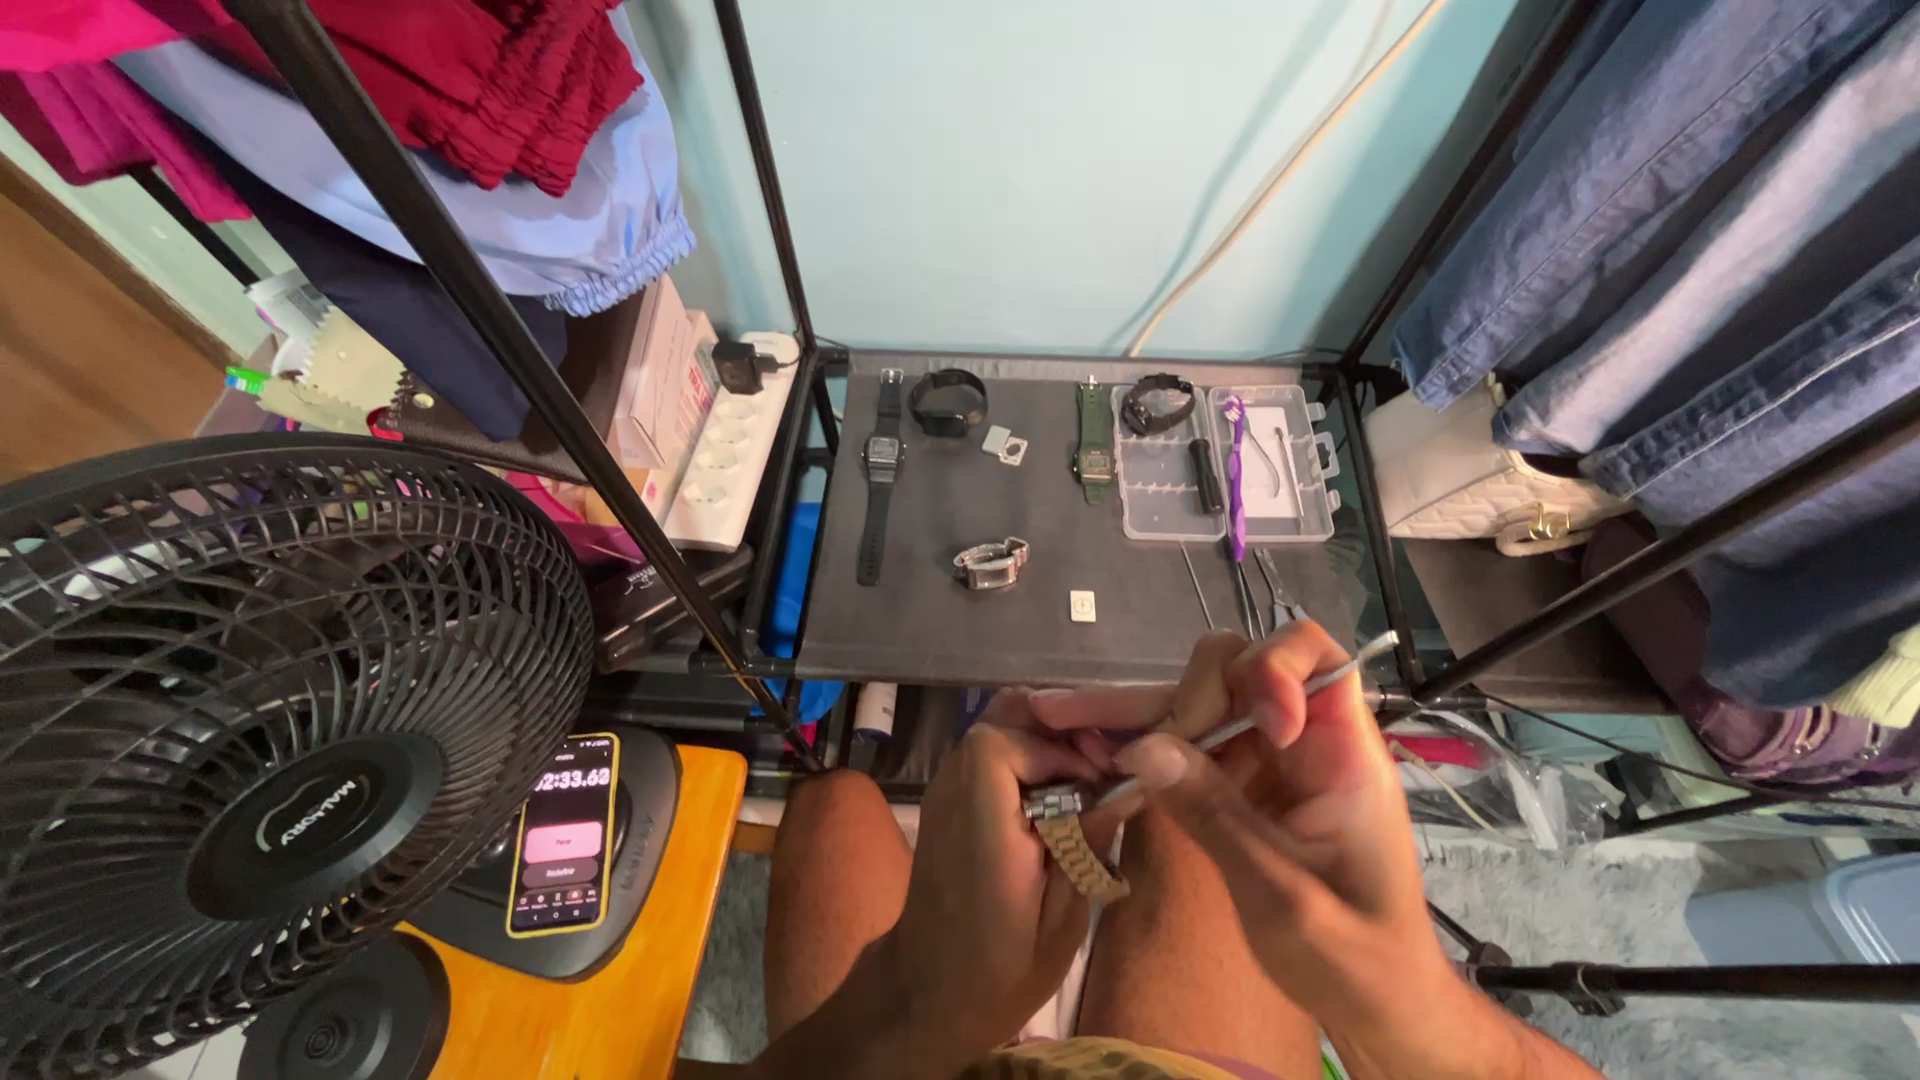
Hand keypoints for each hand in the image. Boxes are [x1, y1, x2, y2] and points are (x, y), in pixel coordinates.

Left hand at [876, 692, 1104, 1070]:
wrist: (929, 991)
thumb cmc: (999, 972)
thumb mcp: (1061, 922)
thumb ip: (1086, 843)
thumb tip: (1131, 783)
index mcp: (979, 825)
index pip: (1000, 742)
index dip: (1053, 749)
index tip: (1093, 783)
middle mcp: (953, 792)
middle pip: (1001, 716)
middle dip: (1057, 733)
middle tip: (1096, 772)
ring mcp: (944, 789)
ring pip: (997, 724)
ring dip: (1044, 742)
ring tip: (1081, 783)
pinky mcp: (948, 795)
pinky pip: (989, 749)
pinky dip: (1025, 756)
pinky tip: (1053, 797)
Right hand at [1033, 625, 1595, 1079]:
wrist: (1373, 1006)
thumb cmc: (1355, 960)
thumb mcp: (1284, 897)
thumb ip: (1216, 817)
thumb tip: (1142, 749)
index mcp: (1341, 752)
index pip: (1313, 655)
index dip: (1273, 665)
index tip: (1259, 725)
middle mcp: (1296, 739)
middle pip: (1232, 670)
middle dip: (1179, 700)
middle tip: (1123, 752)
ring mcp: (1260, 759)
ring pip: (1193, 704)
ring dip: (1129, 710)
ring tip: (1054, 713)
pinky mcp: (1233, 781)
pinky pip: (1180, 745)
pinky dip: (1133, 745)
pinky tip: (1082, 747)